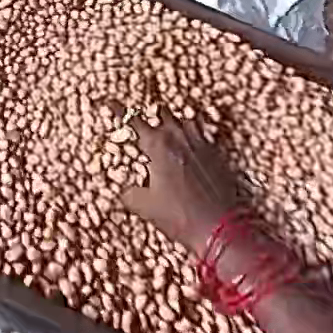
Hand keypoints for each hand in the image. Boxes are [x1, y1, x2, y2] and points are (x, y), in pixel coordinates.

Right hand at [120, 109, 239, 251]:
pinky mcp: (218, 155)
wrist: (224, 230)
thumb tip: (125, 189)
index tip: (109, 102)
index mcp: (158, 144)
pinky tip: (190, 144)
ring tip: (167, 127)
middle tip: (141, 119)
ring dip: (175, 121)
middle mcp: (179, 138)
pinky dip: (194, 134)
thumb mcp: (144, 206)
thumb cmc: (181, 216)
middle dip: (150, 114)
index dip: (119, 111)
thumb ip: (129, 192)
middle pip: (162, 113)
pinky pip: (204, 134)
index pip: (133, 120)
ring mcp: (201, 144)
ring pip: (186, 120)